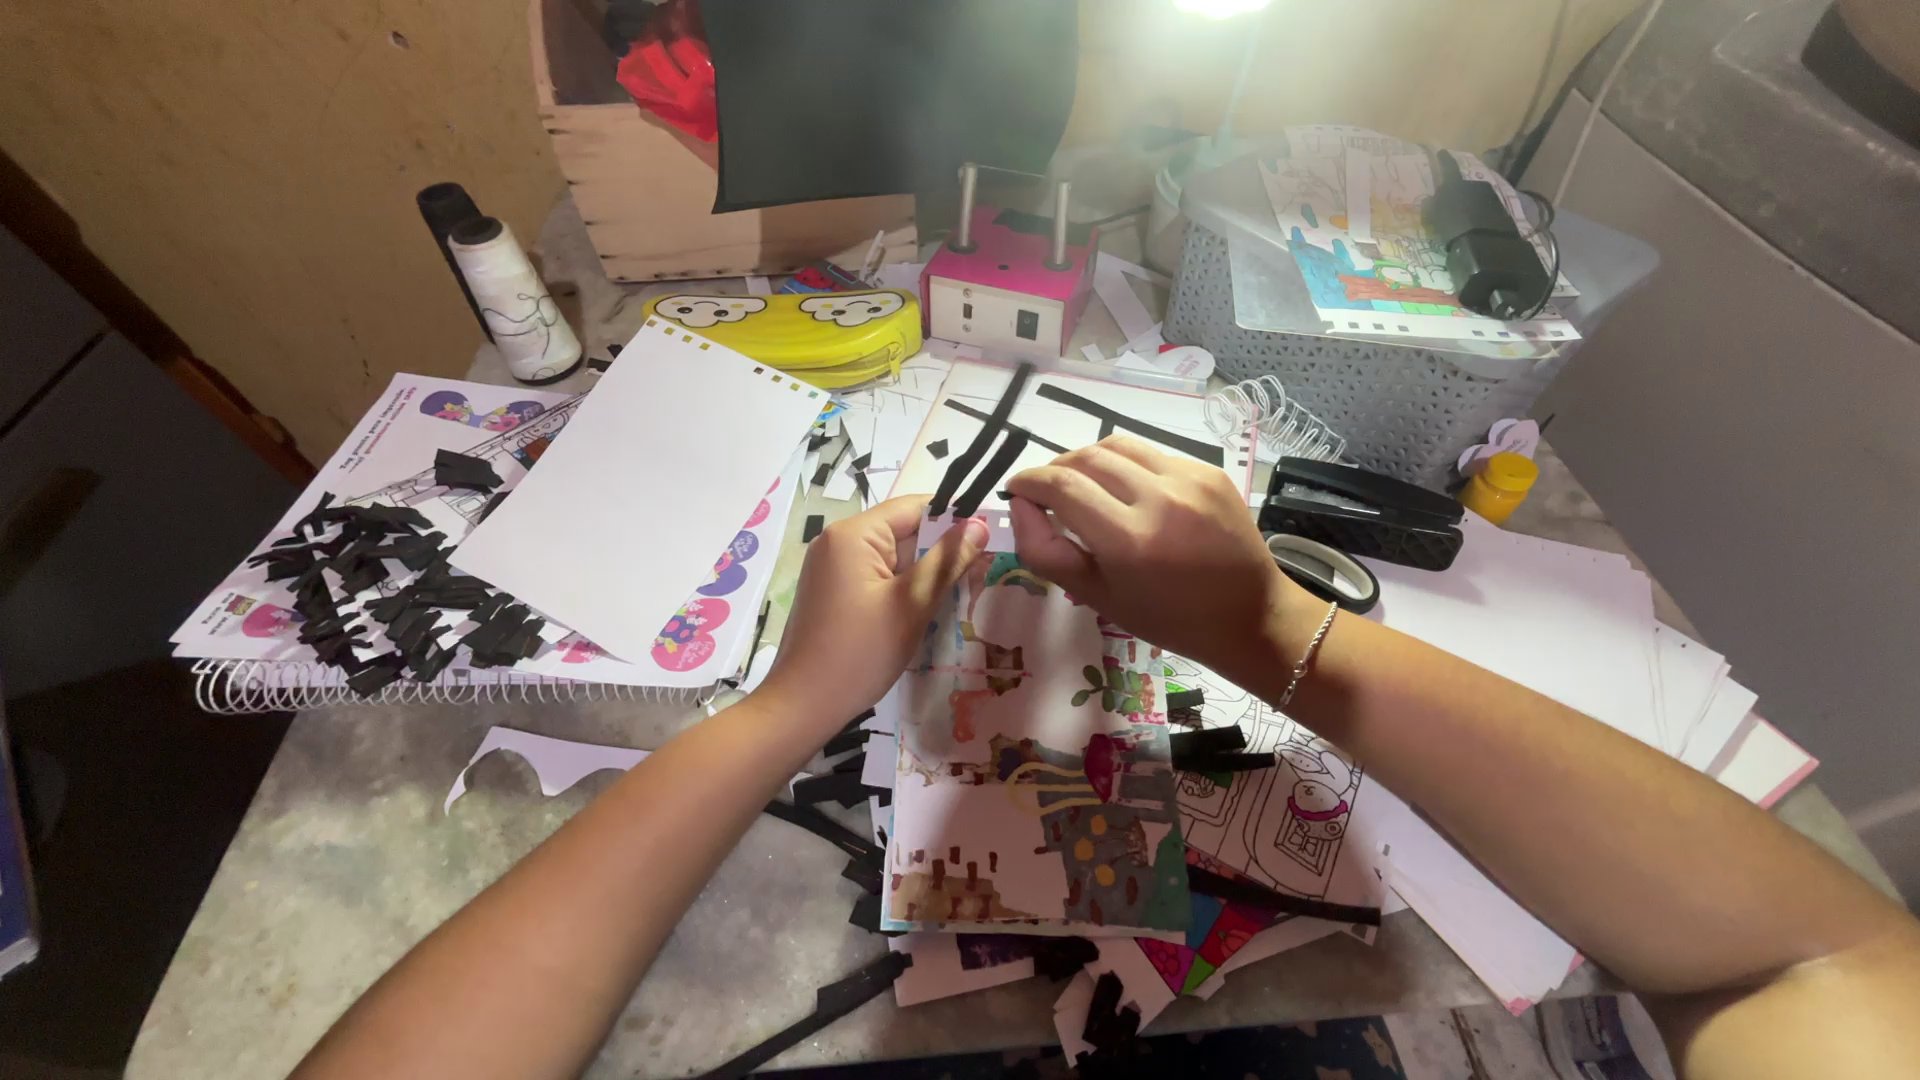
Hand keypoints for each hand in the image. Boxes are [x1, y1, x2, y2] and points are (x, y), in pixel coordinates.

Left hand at [759, 496, 988, 730]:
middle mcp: (838, 541)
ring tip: (963, 591)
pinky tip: (927, 608)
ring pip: (894, 556)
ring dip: (926, 572)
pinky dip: (904, 587)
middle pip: (904, 530)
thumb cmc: (860, 652)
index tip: (991, 538)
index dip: (954, 519)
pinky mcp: (834, 591)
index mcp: (854, 534)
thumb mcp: (912, 603)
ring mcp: (833, 567)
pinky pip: (878, 575)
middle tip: (984, 571)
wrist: (804, 705)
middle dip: (942, 550)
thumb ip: (947, 560)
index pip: (914, 507)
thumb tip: (979, 524)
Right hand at [1006, 436, 1319, 684]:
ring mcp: (1189, 478)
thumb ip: (1047, 552)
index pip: (1061, 486)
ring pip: (1117, 445)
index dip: (1029, 481)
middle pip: (1086, 457)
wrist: (1249, 616)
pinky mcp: (1209, 471)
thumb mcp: (1097, 597)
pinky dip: (1125, 466)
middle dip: (1054, 467)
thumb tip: (1020, 506)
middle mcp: (1159, 498)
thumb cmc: (1168, 619)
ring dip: (1087, 459)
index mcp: (1129, 540)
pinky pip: (1151, 454)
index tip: (1016, 489)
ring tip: (1081, 484)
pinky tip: (1127, 492)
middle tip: (1046, 491)